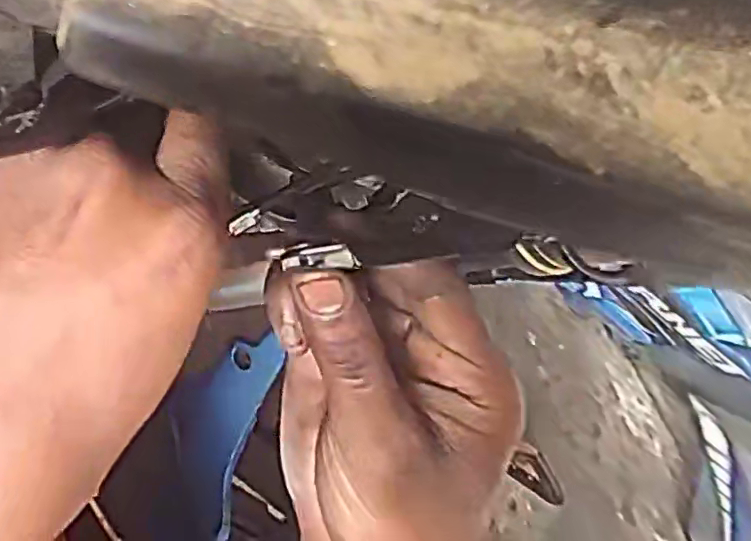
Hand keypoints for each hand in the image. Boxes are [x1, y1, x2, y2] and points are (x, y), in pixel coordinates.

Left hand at [0, 112, 227, 540]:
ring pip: (79, 146)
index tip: (181, 152)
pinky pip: (27, 154)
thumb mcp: (157, 345)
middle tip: (98, 233)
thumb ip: (169, 261)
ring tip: (43, 245)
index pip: (203, 140)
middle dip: (126, 179)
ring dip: (70, 182)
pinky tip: (10, 239)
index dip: (190, 146)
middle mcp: (119, 179)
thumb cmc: (45, 425)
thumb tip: (162, 240)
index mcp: (180, 229)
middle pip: (137, 140)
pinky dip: (25, 184)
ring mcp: (50, 163)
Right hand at [267, 261, 522, 540]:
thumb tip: (322, 278)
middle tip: (300, 273)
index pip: (428, 279)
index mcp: (464, 365)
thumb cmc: (406, 529)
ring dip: (303, 282)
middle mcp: (419, 344)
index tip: (330, 238)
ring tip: (296, 320)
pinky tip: (290, 332)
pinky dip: (286, 303)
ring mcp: (371, 342)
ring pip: (334, 274)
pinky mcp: (330, 346)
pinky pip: (303, 300)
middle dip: (332, 263)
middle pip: (375, 268)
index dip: (378, 250)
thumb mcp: (381, 444)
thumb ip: (350, 358)